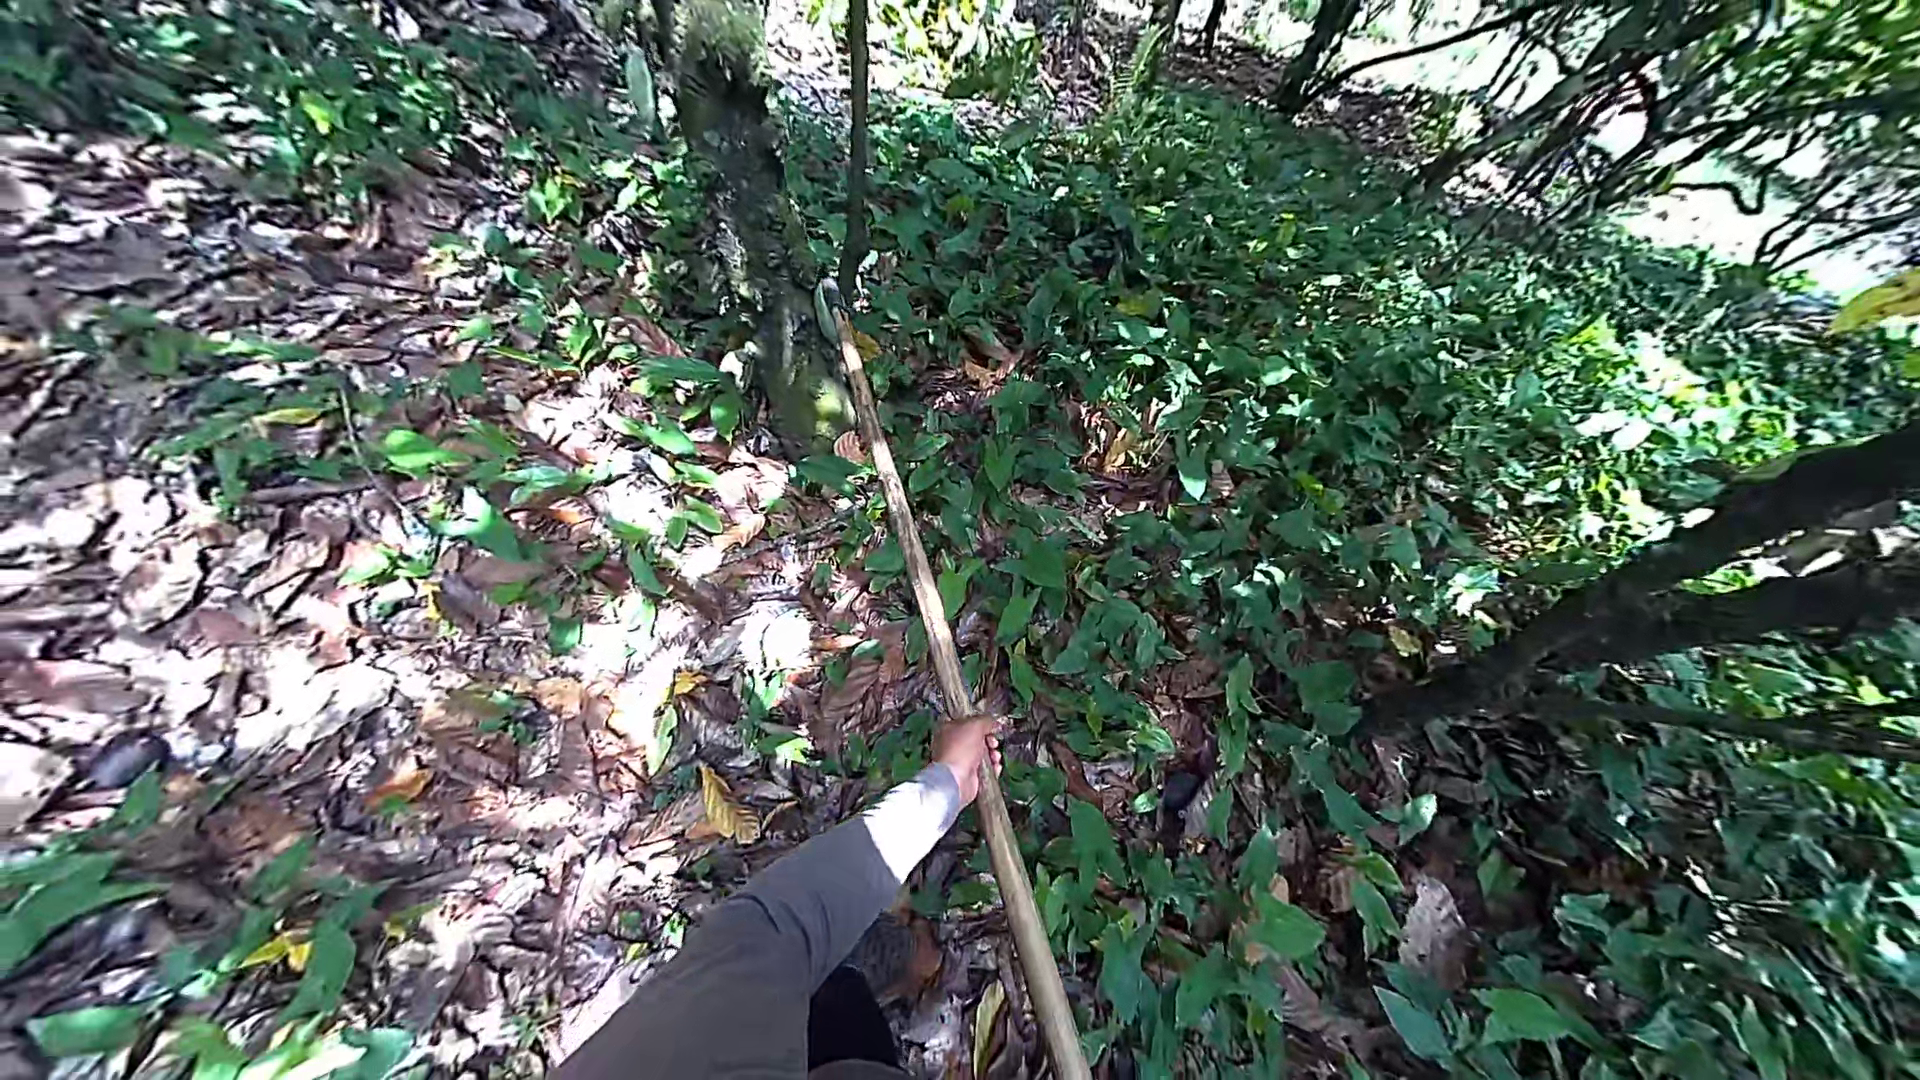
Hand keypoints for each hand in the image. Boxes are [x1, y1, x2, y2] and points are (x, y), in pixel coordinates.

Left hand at [932, 715, 1001, 805]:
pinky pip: (985, 769)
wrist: (955, 779)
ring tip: (995, 757)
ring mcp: (961, 761)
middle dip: (990, 741)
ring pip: (983, 754)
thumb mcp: (975, 725)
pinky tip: (996, 767)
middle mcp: (954, 744)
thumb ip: (986, 721)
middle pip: (978, 739)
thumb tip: (994, 723)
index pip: (969, 722)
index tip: (992, 727)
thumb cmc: (961, 748)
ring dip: (993, 755)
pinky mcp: (969, 776)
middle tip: (993, 743)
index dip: (982, 724)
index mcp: (949, 729)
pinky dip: (993, 767)